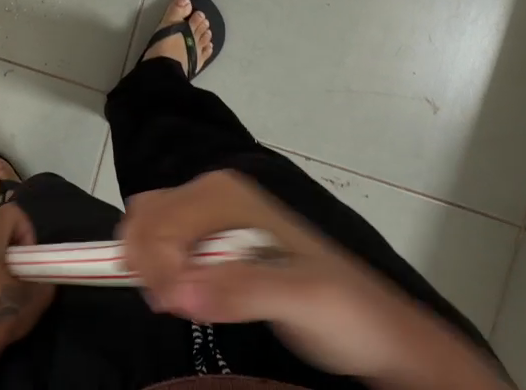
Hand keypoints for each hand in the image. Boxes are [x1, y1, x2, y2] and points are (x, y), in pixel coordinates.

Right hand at [121, 170, 506, 389]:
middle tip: (170, 304)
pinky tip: (182, 293)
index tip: (172, 306)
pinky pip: (161, 238)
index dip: (155, 263)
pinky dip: (157, 265)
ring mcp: (211, 212)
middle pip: (146, 214)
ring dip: (148, 263)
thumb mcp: (303, 302)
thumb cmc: (346, 314)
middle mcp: (213, 191)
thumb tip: (177, 291)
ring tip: (176, 301)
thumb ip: (240, 291)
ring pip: (148, 223)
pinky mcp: (211, 235)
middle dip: (145, 259)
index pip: (158, 218)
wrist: (380, 333)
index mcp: (228, 195)